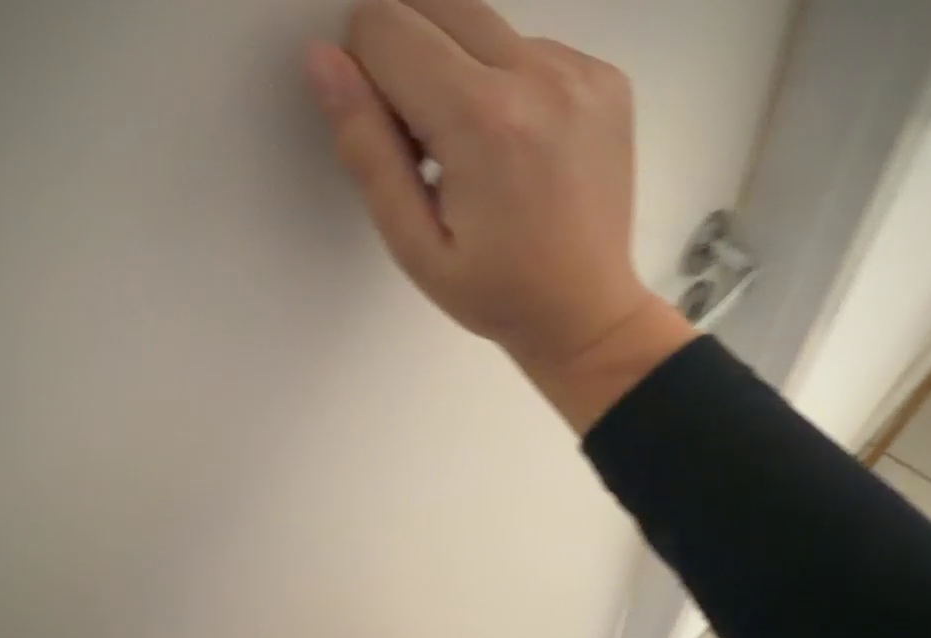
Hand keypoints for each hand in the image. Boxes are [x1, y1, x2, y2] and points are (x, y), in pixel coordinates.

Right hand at [305, 0, 695, 430]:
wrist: (587, 314)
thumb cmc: (504, 294)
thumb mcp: (413, 243)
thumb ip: (366, 148)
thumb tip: (326, 64)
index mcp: (484, 122)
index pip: (384, 25)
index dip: (368, 74)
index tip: (395, 134)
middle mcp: (539, 80)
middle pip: (434, 3)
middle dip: (410, 59)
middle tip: (431, 141)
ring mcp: (581, 75)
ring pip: (481, 24)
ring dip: (462, 71)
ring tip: (480, 153)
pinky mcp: (605, 80)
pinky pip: (529, 46)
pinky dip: (509, 81)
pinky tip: (519, 146)